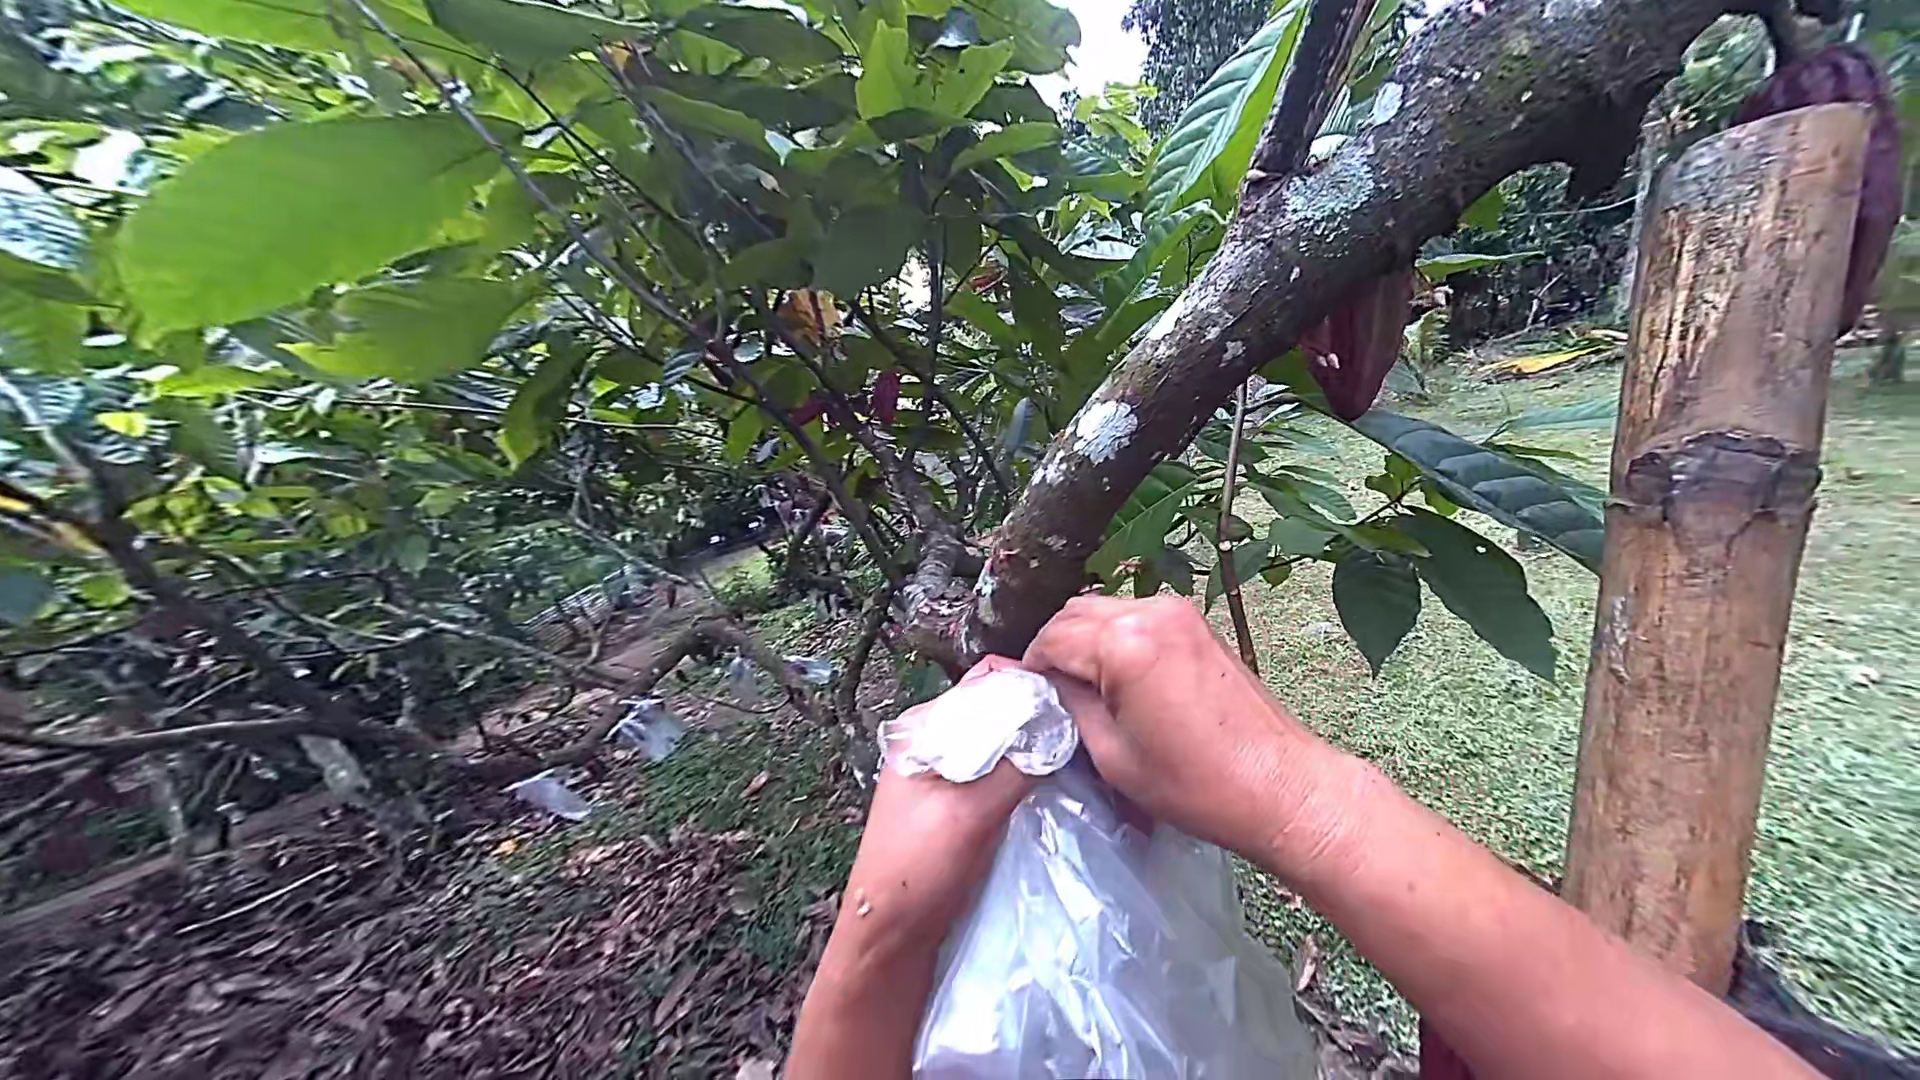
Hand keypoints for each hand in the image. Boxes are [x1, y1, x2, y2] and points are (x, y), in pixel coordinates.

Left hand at [790, 657, 1038, 1079]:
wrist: (890, 935)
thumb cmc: (918, 870)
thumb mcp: (970, 814)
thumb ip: (1014, 768)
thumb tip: (1059, 727)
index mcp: (923, 727)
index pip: (983, 682)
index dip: (1027, 685)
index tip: (1066, 701)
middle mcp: (931, 736)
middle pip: (992, 705)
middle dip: (1032, 712)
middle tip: (1073, 728)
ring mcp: (943, 764)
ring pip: (997, 735)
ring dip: (1028, 741)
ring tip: (1064, 752)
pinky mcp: (955, 792)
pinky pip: (995, 763)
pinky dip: (1019, 764)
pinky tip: (1043, 777)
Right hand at [1024, 595, 1360, 875]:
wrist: (1280, 786)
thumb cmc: (1197, 784)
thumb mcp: (1111, 754)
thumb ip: (1071, 704)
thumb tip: (1049, 682)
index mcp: (1125, 645)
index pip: (1051, 638)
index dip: (1033, 666)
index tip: (1030, 692)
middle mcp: (1149, 613)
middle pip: (1072, 613)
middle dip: (1054, 647)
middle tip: (1053, 688)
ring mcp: (1175, 611)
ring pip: (1100, 609)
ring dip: (1082, 638)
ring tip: (1084, 682)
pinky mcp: (1192, 620)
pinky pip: (1131, 614)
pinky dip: (1112, 635)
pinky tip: (1116, 671)